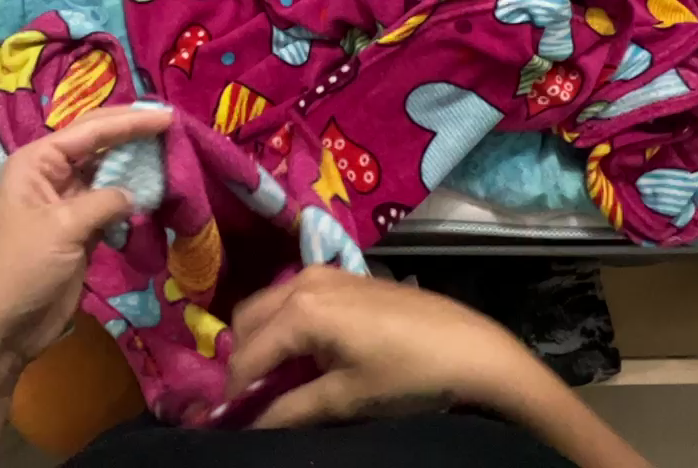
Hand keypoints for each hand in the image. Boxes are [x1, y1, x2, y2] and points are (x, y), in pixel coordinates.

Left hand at [0, 107, 173, 367]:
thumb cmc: (19, 270)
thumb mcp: (62, 228)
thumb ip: (104, 201)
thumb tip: (135, 191)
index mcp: (37, 162)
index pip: (91, 130)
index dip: (131, 121)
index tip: (167, 116)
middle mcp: (51, 173)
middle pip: (99, 142)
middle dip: (133, 132)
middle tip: (171, 124)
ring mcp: (66, 202)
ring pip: (107, 170)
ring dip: (135, 162)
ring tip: (171, 150)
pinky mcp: (79, 229)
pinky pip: (111, 201)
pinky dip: (132, 195)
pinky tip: (156, 188)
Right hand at [225, 265, 553, 427]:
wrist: (467, 344)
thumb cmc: (406, 374)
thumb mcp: (346, 398)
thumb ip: (291, 410)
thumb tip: (249, 426)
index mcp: (301, 309)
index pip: (248, 354)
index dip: (234, 393)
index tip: (231, 424)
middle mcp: (304, 281)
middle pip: (249, 320)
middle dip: (244, 360)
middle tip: (253, 401)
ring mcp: (323, 273)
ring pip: (269, 305)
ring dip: (263, 340)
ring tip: (277, 382)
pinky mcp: (341, 275)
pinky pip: (293, 297)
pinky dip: (285, 325)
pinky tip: (303, 355)